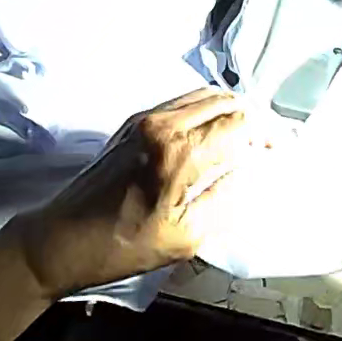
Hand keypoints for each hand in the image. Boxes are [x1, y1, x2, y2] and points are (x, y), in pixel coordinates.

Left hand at [10, 88, 259, 299]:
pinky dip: (207, 108)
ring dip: (231, 108)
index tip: (280, 149)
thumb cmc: (124, 246)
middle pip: (225, 100)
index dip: (267, 132)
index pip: (239, 123)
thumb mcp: (186, 236)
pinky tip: (214, 131)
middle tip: (269, 138)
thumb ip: (225, 198)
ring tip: (247, 133)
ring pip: (203, 94)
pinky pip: (181, 101)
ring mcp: (145, 118)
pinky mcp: (133, 121)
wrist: (61, 237)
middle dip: (254, 115)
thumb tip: (252, 170)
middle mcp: (164, 124)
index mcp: (179, 154)